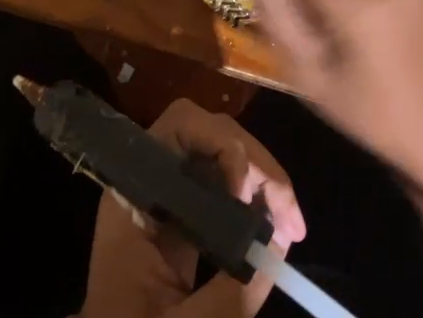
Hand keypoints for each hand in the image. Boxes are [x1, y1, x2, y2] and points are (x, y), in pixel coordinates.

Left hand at [79, 99, 305, 317]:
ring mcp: (164, 197)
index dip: (221, 145)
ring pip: (219, 156)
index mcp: (132, 197)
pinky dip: (252, 201)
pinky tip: (274, 231)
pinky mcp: (179, 218)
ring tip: (290, 227)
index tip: (247, 199)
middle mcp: (147, 183)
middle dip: (255, 164)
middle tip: (290, 219)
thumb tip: (277, 246)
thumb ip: (231, 294)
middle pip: (207, 134)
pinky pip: (220, 187)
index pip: (178, 128)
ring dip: (261, 181)